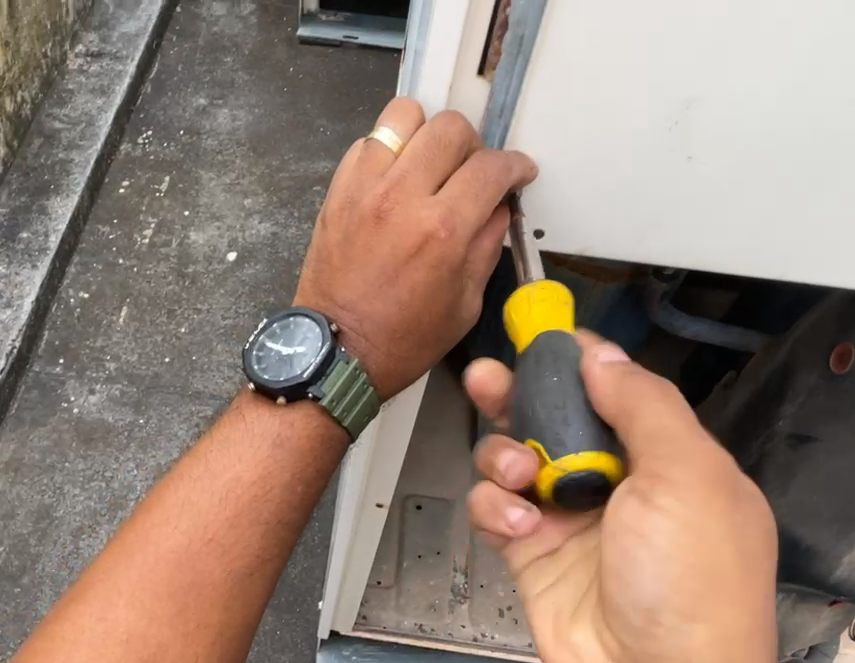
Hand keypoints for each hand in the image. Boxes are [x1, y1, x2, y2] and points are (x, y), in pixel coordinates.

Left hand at [295, 97, 536, 398]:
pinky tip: (393, 180)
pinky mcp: (337, 194)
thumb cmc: (402, 342)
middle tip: (471, 175)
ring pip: (405, 116)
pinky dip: (387, 151)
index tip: (517, 174)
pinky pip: (366, 143)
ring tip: (428, 166)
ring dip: (425, 135)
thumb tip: (498, 207)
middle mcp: (403, 198)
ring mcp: (364, 190)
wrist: (337, 355)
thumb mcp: (465, 306)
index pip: (492, 167)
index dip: (515, 167)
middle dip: (473, 147)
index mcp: (443, 230)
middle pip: (451, 128)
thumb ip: (486, 246)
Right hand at [463, 334, 779, 662]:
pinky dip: (494, 506)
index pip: (616, 392)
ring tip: (521, 475)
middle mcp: (618, 483)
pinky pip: (494, 507)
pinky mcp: (529, 552)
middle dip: (521, 397)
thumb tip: (601, 354)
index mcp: (670, 459)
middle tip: (487, 379)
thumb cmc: (690, 584)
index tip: (540, 339)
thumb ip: (643, 405)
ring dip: (506, 455)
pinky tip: (516, 523)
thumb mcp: (687, 478)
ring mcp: (570, 519)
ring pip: (515, 458)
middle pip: (555, 419)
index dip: (577, 364)